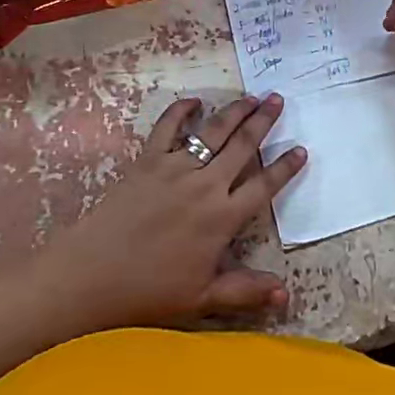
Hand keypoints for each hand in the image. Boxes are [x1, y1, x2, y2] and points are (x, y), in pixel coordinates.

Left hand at [39, 95, 306, 327]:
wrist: (93, 274)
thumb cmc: (150, 291)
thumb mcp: (203, 298)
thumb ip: (245, 291)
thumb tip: (286, 292)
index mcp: (222, 218)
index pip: (263, 186)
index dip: (285, 168)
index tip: (301, 149)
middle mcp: (205, 185)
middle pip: (242, 146)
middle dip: (263, 122)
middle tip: (278, 100)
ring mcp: (176, 167)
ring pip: (213, 131)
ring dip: (235, 111)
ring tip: (252, 96)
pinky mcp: (149, 159)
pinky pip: (168, 126)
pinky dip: (181, 110)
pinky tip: (194, 101)